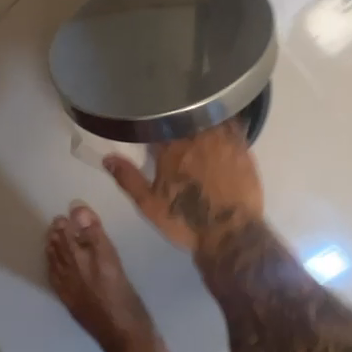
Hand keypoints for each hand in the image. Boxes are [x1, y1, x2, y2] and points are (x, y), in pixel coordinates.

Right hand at [104, 122, 262, 256]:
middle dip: (179, 119)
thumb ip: (128, 178)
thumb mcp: (149, 204)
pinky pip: (234, 126)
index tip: (151, 127)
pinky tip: (223, 126)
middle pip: (186, 117)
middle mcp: (198, 137)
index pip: (158, 125)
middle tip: (176, 124)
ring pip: (210, 117)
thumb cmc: (185, 220)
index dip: (154, 125)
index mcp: (171, 147)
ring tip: (198, 121)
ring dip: (202, 117)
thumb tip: (107, 157)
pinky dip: (226, 124)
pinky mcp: (244, 150)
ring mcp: (224, 141)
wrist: (229, 234)